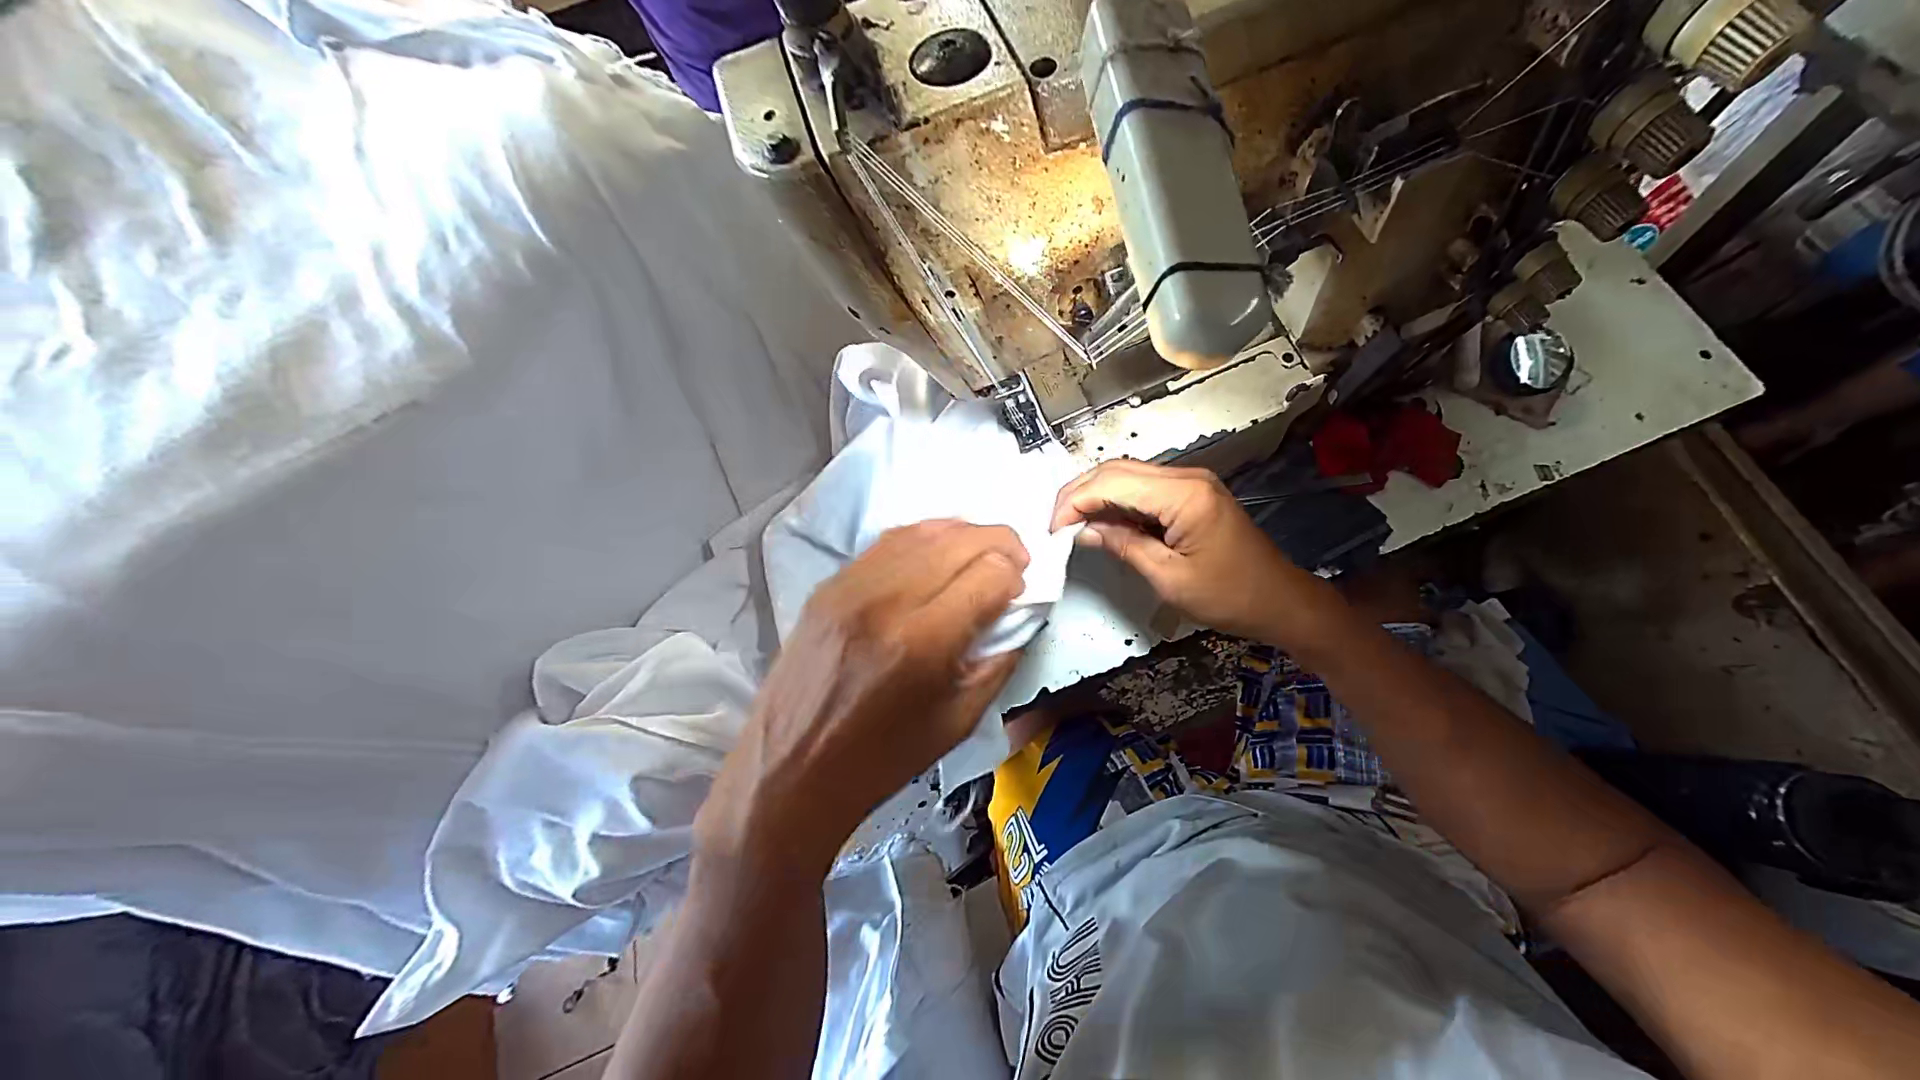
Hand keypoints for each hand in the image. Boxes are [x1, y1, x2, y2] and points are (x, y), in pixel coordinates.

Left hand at [694, 520, 1028, 875]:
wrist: (790, 770)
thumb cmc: (881, 759)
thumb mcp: (958, 721)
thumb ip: (998, 659)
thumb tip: (1018, 614)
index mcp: (923, 641)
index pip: (990, 573)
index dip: (1017, 578)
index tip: (1020, 593)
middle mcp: (887, 600)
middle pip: (961, 539)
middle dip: (1001, 544)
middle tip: (1015, 563)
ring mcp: (851, 586)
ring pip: (923, 530)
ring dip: (963, 535)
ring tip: (981, 552)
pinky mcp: (829, 585)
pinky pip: (887, 542)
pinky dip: (922, 539)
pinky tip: (937, 553)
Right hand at [1051, 459, 1323, 642]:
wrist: (1279, 601)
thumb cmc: (1230, 596)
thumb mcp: (1168, 577)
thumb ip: (1122, 545)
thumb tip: (1084, 530)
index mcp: (1184, 495)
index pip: (1113, 482)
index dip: (1075, 502)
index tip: (1053, 530)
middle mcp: (1187, 478)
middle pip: (1116, 469)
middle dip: (1078, 493)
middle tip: (1055, 525)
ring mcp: (1190, 483)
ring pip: (1126, 475)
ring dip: (1094, 495)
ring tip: (1070, 524)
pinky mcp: (1190, 495)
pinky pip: (1142, 488)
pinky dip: (1115, 501)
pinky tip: (1100, 522)